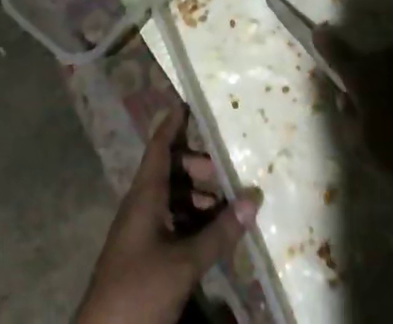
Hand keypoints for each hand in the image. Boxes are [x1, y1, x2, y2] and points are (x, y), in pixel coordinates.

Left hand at [73, 106, 258, 323]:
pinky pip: (171, 223)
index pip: (159, 148)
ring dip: (200, 198)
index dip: (173, 124)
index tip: (186, 101)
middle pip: (171, 172)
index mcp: (144, 197)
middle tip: (229, 174)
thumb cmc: (138, 291)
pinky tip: (214, 234)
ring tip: (228, 207)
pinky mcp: (144, 257)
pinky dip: (193, 221)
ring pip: (173, 200)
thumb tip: (254, 198)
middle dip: (200, 168)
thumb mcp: (185, 262)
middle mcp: (141, 207)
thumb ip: (220, 231)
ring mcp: (140, 233)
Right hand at [313, 28, 392, 253]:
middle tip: (364, 107)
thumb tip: (347, 99)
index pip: (339, 54)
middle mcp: (391, 60)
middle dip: (364, 78)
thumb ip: (350, 120)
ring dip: (390, 86)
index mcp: (366, 76)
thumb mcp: (368, 149)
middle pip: (370, 63)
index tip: (318, 30)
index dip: (327, 44)